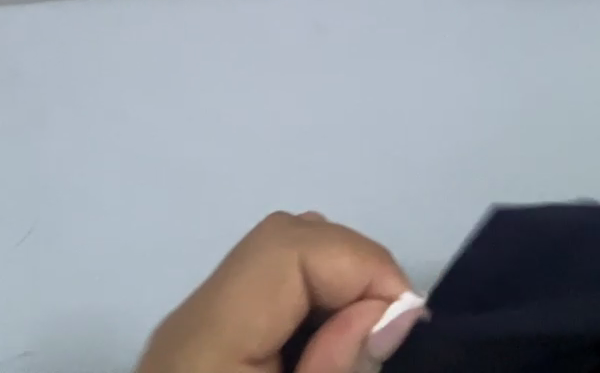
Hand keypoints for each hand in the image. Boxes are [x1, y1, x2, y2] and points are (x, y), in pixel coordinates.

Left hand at [137, 211, 424, 372]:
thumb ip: (343, 370)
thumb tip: (398, 307)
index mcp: (205, 342)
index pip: (289, 250)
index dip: (360, 265)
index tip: (408, 323)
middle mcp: (192, 321)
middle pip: (280, 240)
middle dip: (351, 267)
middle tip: (392, 333)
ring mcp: (193, 333)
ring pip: (274, 259)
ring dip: (332, 282)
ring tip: (365, 343)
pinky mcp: (202, 351)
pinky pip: (264, 292)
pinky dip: (308, 303)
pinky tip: (327, 354)